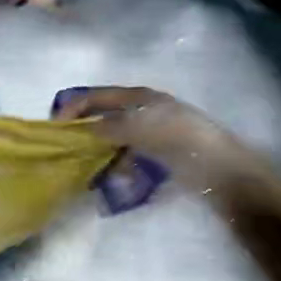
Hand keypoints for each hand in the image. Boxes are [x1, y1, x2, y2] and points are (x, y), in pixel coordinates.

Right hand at [52, 86, 280, 210]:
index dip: (74, 107)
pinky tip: (107, 184)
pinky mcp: (160, 160)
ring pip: (113, 142)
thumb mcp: (141, 128)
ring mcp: (153, 137)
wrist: (226, 174)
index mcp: (141, 98)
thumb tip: (82, 130)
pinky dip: (114, 170)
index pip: (97, 96)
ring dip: (97, 155)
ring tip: (82, 172)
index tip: (54, 128)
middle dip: (83, 133)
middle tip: (64, 152)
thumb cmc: (183, 143)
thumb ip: (109, 126)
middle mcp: (145, 112)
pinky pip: (127, 162)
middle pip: (104, 118)